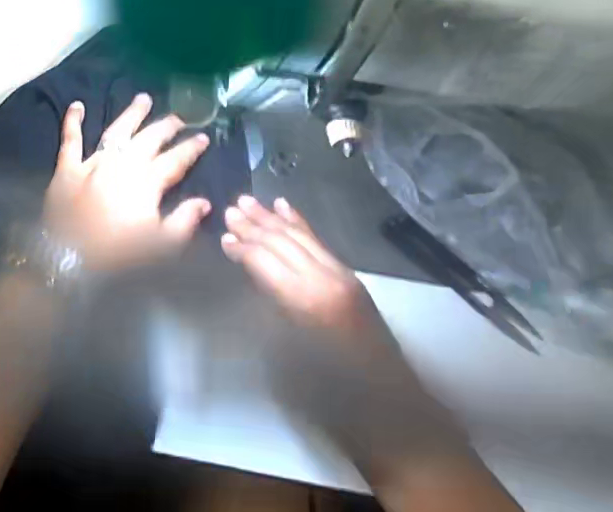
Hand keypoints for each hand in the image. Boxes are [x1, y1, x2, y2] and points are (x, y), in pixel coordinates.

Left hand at [43, 94, 210, 272]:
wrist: (65, 264)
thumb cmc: (117, 257)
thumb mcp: (159, 245)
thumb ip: (183, 221)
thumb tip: (204, 203)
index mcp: (146, 182)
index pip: (175, 159)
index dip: (191, 148)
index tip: (204, 137)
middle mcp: (122, 164)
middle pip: (149, 139)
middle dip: (167, 126)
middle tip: (179, 119)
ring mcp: (93, 163)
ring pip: (117, 131)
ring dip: (132, 114)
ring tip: (144, 99)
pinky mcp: (67, 169)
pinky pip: (70, 141)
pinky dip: (72, 122)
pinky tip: (77, 105)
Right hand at [223, 196, 476, 478]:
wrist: (389, 411)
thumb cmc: (332, 400)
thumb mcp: (288, 361)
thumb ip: (271, 314)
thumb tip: (252, 283)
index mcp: (305, 302)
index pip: (266, 261)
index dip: (243, 248)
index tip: (223, 236)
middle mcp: (324, 278)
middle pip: (283, 242)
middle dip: (256, 225)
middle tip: (233, 208)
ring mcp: (340, 275)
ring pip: (301, 237)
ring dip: (274, 219)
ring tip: (251, 201)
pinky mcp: (350, 278)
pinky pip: (320, 243)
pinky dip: (301, 224)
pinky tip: (287, 209)